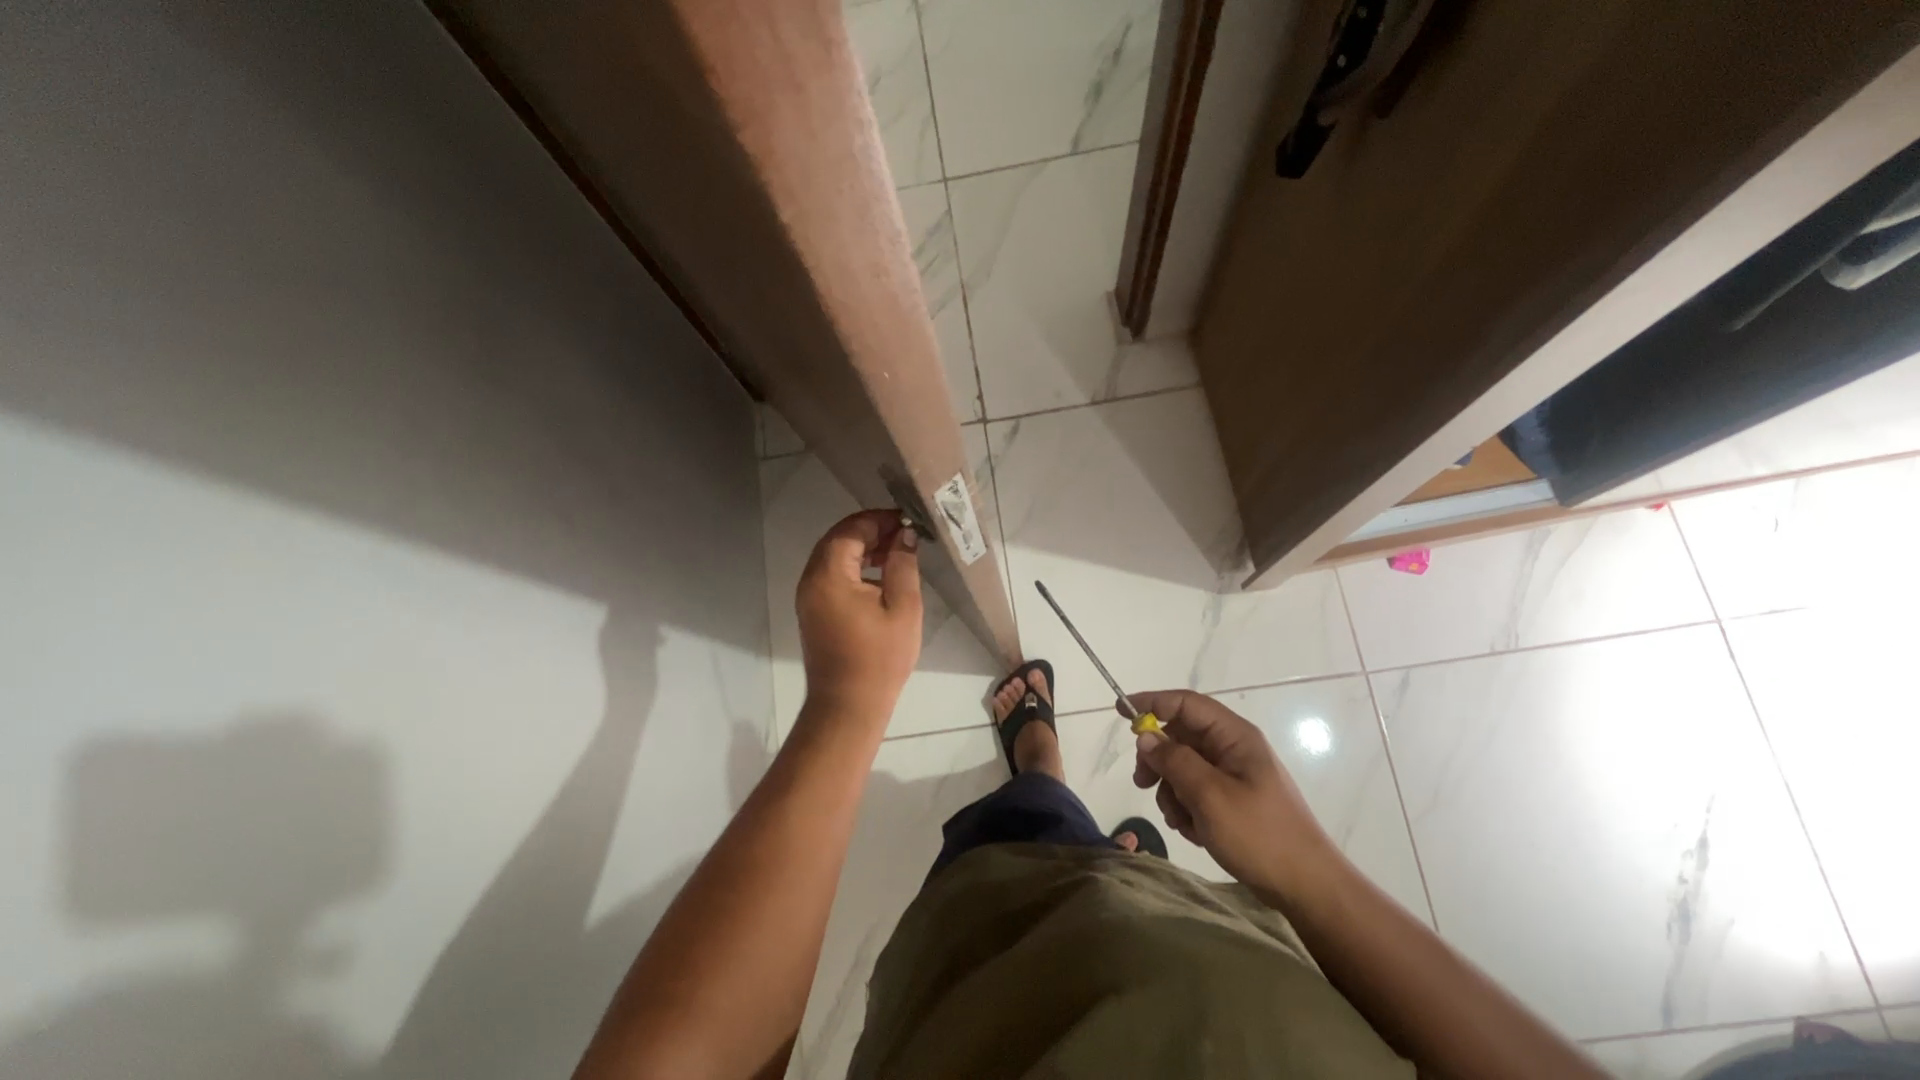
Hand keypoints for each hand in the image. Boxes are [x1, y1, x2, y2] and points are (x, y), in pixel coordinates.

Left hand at [796, 509, 923, 720]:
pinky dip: (853, 567)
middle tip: (903, 533)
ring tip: (897, 552)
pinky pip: (830, 576)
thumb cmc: (880, 658)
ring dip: (862, 549)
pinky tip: (880, 576)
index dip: (879, 519)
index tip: (907, 521)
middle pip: (837, 539)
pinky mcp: (812, 611)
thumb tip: (903, 534)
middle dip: (870, 531)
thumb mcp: (902, 608)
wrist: (848, 705)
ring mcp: (807, 597)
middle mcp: (811, 580)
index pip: (851, 529)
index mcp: (829, 575)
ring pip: (832, 557)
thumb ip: (903, 564)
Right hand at [1130, 689, 1339, 898]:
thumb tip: (1145, 736)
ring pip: (1183, 767)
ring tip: (1181, 820)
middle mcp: (1234, 750)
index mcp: (1235, 737)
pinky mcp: (1232, 802)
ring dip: (1172, 791)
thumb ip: (1175, 761)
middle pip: (1181, 736)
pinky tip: (1195, 831)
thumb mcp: (1210, 796)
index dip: (1152, 702)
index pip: (1186, 704)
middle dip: (1158, 759)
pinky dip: (1186, 809)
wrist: (1306, 886)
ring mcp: (1234, 777)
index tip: (1120, 712)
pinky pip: (1195, 792)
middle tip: (1142, 782)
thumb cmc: (1260, 836)